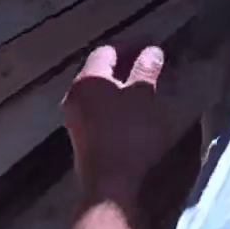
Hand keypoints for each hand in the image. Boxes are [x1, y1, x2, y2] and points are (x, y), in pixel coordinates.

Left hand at [63, 44, 167, 206]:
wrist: (110, 184)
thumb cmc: (129, 134)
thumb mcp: (144, 96)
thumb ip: (146, 69)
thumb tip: (152, 50)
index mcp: (88, 80)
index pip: (107, 51)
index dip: (131, 45)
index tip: (153, 45)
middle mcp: (75, 94)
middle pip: (100, 69)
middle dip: (126, 62)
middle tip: (151, 61)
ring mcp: (75, 117)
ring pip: (99, 89)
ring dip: (121, 82)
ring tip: (145, 82)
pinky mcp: (82, 135)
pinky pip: (98, 106)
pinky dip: (115, 99)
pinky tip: (133, 106)